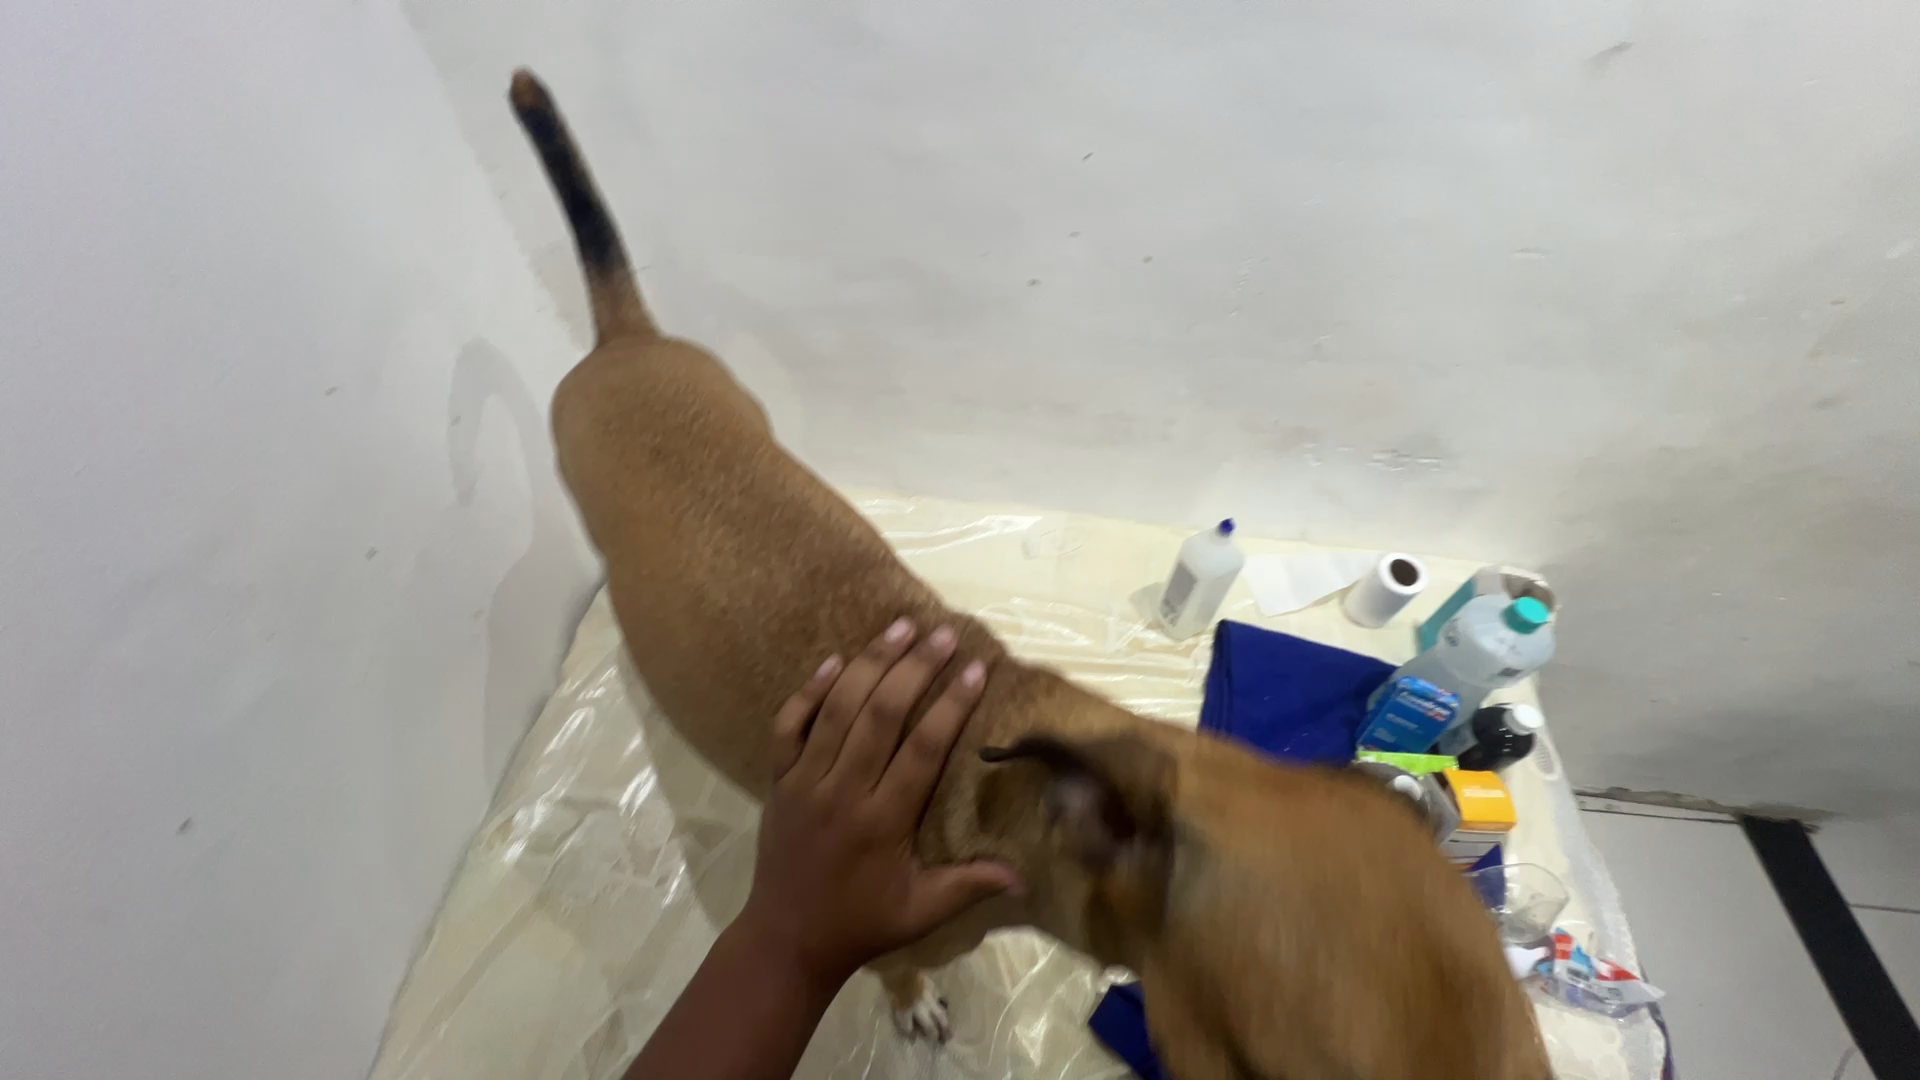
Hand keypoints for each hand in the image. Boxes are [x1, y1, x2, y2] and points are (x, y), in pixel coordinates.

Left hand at [735, 618, 1023, 986]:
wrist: (785, 940)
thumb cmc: (861, 923)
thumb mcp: (921, 912)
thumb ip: (970, 886)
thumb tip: (1026, 878)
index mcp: (883, 820)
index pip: (922, 749)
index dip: (950, 705)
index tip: (976, 668)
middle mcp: (843, 789)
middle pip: (881, 714)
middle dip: (915, 667)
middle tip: (941, 633)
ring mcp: (805, 779)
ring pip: (838, 708)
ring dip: (871, 662)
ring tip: (900, 626)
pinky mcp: (779, 778)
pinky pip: (789, 724)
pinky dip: (810, 690)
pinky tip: (835, 659)